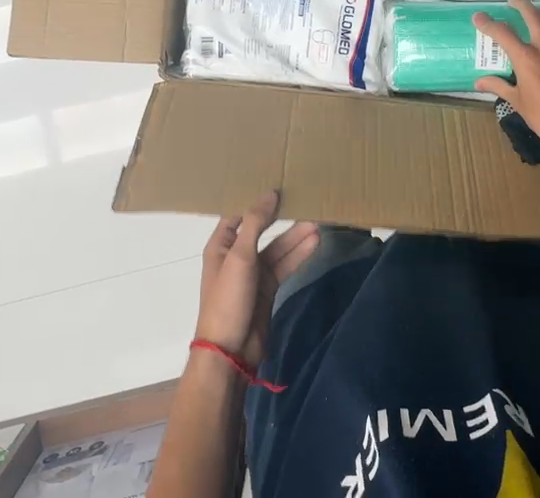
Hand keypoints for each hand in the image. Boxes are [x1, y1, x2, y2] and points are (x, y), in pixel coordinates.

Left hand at [193, 191, 318, 367]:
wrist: (231, 351)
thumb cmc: (228, 299)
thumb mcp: (240, 256)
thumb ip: (255, 223)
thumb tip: (270, 193)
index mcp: (220, 245)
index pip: (240, 214)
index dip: (258, 201)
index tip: (281, 187)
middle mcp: (235, 256)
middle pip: (262, 230)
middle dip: (283, 218)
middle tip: (306, 202)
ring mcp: (253, 274)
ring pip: (277, 249)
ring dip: (295, 238)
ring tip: (318, 223)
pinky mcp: (267, 289)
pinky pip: (284, 266)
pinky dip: (298, 255)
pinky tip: (314, 243)